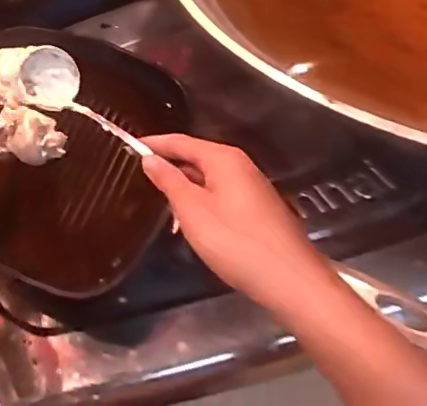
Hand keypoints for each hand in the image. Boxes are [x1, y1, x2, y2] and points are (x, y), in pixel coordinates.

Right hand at [145, 137, 426, 405]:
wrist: (295, 284)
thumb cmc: (238, 244)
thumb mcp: (194, 213)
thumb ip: (170, 182)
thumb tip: (150, 158)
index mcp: (223, 159)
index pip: (181, 141)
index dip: (156, 143)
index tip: (131, 145)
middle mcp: (240, 165)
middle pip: (196, 159)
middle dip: (171, 171)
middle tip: (144, 182)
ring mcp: (253, 187)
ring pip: (209, 180)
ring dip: (187, 193)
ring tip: (168, 216)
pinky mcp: (260, 209)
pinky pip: (222, 196)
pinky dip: (204, 205)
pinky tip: (196, 229)